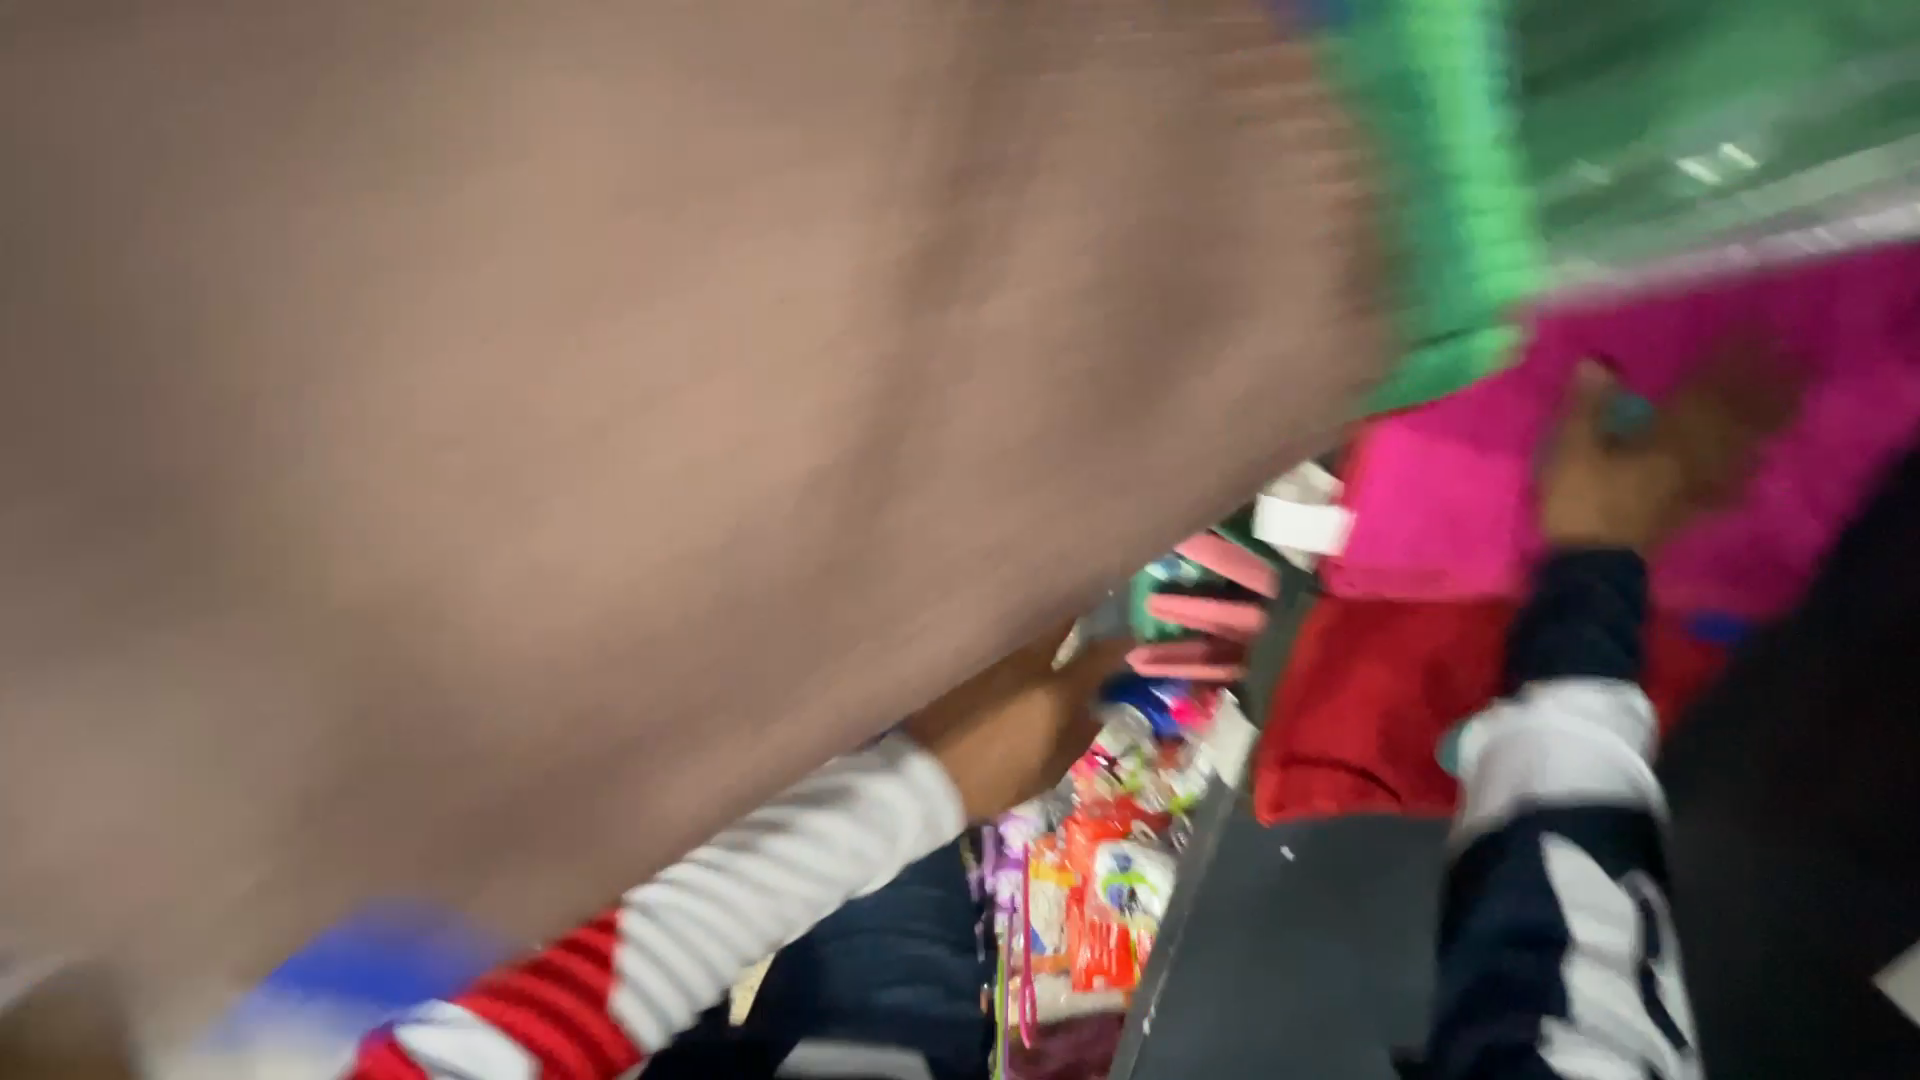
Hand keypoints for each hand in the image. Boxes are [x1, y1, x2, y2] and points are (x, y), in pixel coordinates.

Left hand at [904, 622, 1128, 821]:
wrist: (925, 777)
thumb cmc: (992, 782)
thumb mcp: (1046, 774)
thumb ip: (1076, 739)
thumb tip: (1095, 712)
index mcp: (1053, 694)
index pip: (1098, 657)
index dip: (1120, 645)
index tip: (1131, 638)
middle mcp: (1025, 664)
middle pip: (1058, 621)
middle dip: (1077, 610)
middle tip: (1089, 605)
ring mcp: (992, 657)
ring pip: (1025, 627)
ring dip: (1043, 623)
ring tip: (1052, 621)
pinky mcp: (966, 661)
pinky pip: (997, 640)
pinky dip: (1011, 639)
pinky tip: (1014, 644)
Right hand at [1538, 346, 1806, 552]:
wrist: (1592, 563)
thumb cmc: (1580, 502)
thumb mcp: (1570, 451)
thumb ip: (1586, 408)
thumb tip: (1596, 362)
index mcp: (1672, 437)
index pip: (1711, 387)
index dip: (1730, 358)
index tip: (1745, 329)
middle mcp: (1701, 455)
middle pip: (1743, 413)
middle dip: (1763, 381)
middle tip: (1781, 353)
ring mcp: (1705, 484)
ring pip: (1749, 443)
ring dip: (1769, 416)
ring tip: (1782, 395)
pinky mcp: (1697, 508)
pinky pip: (1735, 482)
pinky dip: (1748, 465)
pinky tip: (1750, 461)